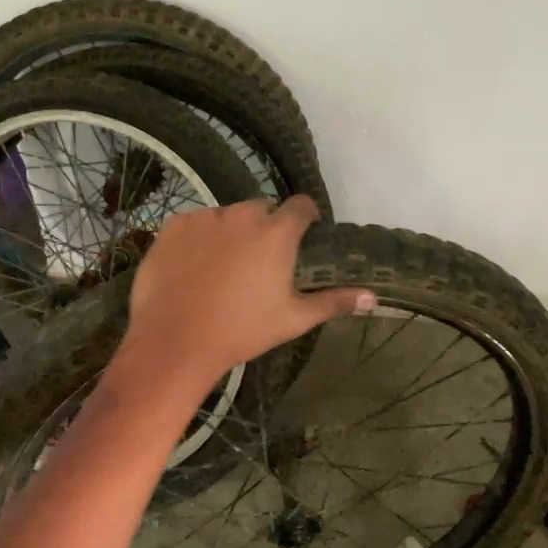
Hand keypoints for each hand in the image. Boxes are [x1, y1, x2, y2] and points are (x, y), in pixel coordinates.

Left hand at [115, 196, 372, 398]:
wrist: (175, 342)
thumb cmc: (242, 330)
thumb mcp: (294, 319)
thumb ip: (335, 302)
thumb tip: (373, 298)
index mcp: (277, 232)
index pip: (302, 205)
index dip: (305, 218)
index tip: (303, 237)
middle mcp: (243, 214)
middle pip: (263, 209)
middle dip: (266, 227)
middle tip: (260, 262)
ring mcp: (206, 217)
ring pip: (228, 216)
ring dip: (232, 232)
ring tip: (224, 267)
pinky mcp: (174, 225)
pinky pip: (195, 223)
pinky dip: (199, 238)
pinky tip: (194, 267)